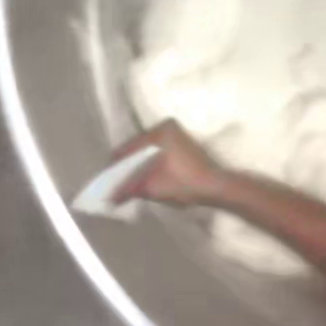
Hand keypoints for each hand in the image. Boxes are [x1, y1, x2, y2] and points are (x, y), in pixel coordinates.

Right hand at [111, 120, 231, 206]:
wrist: (218, 187)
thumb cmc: (185, 184)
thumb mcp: (152, 188)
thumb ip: (127, 190)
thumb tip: (108, 198)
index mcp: (158, 132)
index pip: (127, 148)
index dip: (115, 167)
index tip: (107, 181)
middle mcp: (166, 126)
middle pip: (136, 148)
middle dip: (127, 166)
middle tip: (117, 184)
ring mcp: (176, 133)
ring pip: (147, 151)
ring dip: (139, 166)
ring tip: (130, 183)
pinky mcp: (183, 143)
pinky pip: (158, 152)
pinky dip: (151, 164)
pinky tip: (147, 177)